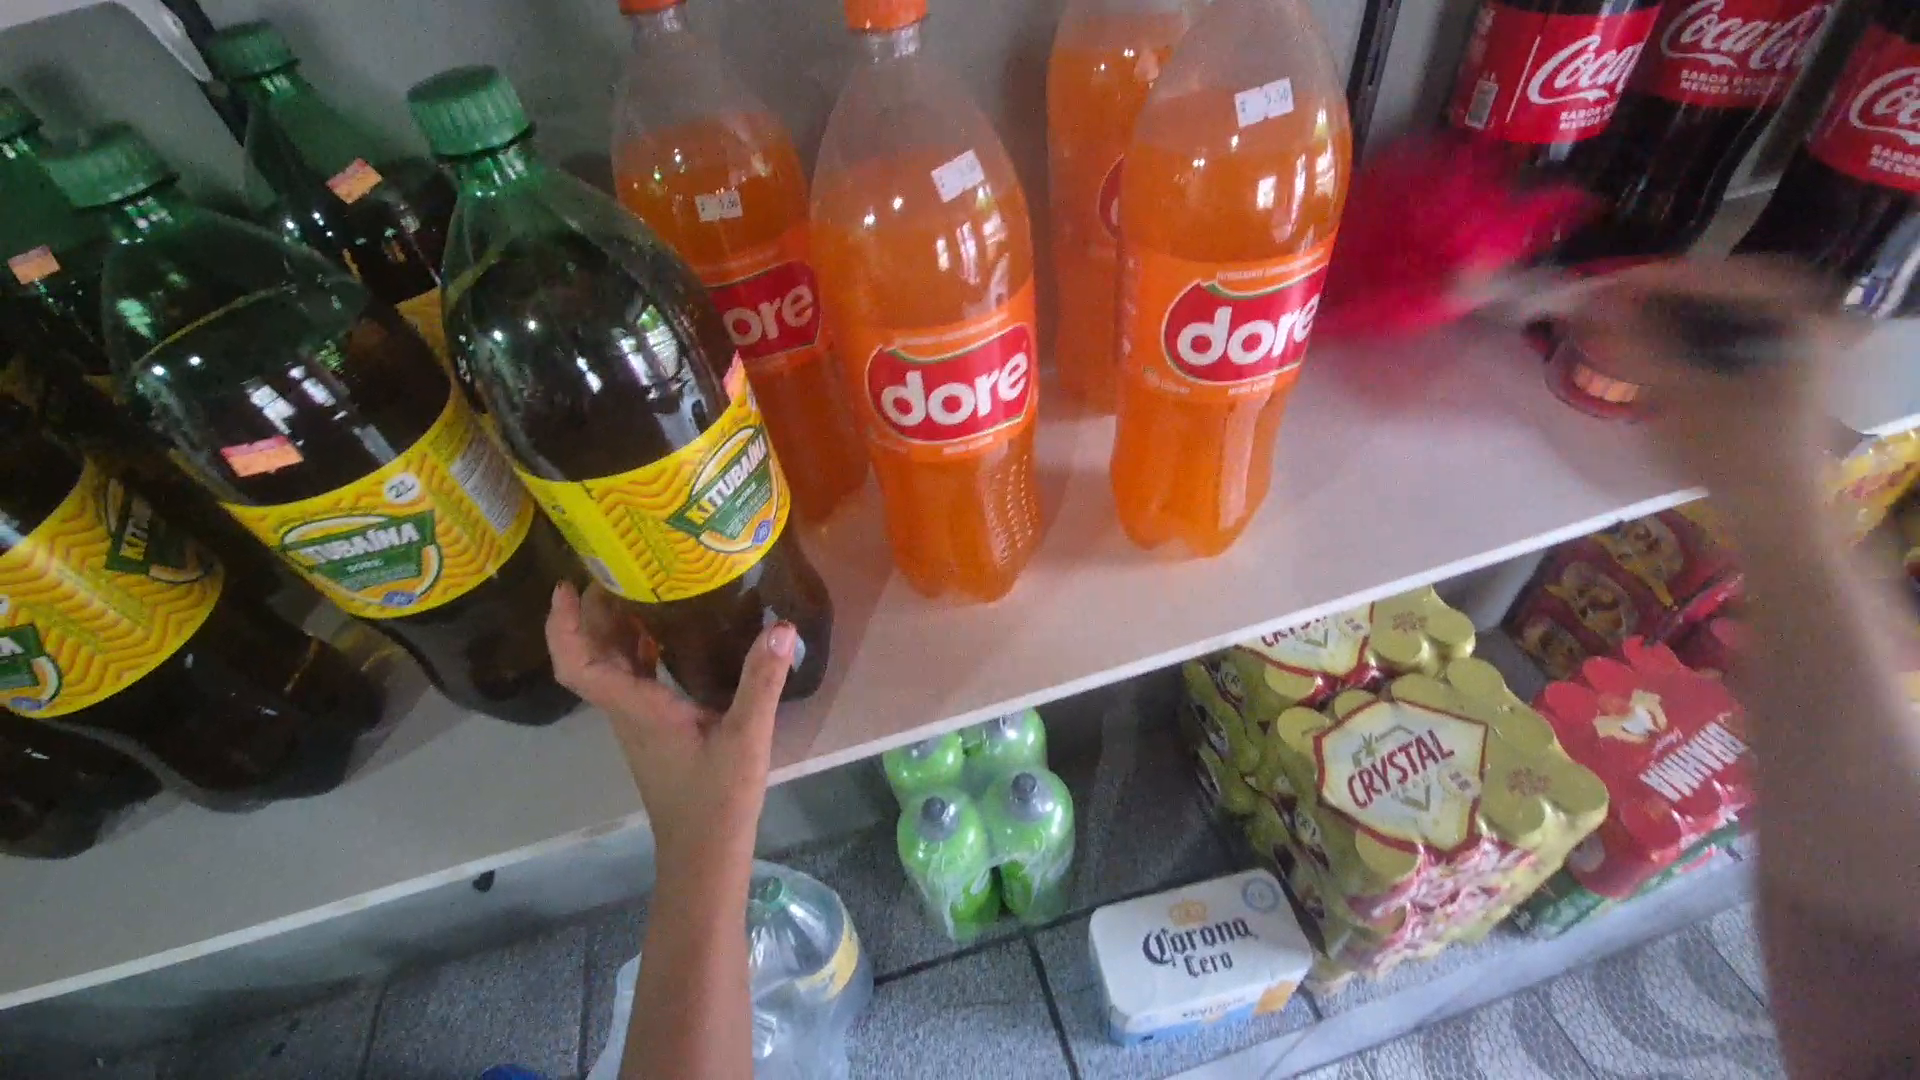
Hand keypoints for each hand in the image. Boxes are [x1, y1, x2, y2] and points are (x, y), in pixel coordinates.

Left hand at [545, 581, 793, 870]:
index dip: (565, 625)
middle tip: (615, 569)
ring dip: (612, 630)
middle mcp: (627, 712)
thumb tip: (782, 627)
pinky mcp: (653, 730)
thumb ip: (761, 681)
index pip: (579, 665)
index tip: (567, 586)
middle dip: (593, 613)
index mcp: (637, 709)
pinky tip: (665, 632)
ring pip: (610, 667)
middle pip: (591, 656)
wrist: (704, 852)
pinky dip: (637, 649)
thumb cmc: (717, 798)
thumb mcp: (746, 736)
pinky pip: (633, 678)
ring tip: (637, 588)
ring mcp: (637, 723)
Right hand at [1563, 256, 1848, 505]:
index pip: (1728, 276)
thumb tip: (1591, 305)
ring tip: (1632, 325)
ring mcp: (1804, 351)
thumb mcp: (1674, 394)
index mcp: (1799, 321)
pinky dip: (1696, 337)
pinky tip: (1664, 353)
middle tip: (1619, 303)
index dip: (1665, 276)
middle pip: (1733, 290)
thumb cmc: (1731, 452)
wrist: (1774, 511)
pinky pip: (1737, 337)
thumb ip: (1633, 344)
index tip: (1611, 286)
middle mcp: (1812, 326)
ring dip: (1680, 316)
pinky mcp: (1786, 375)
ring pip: (1733, 314)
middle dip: (1673, 293)